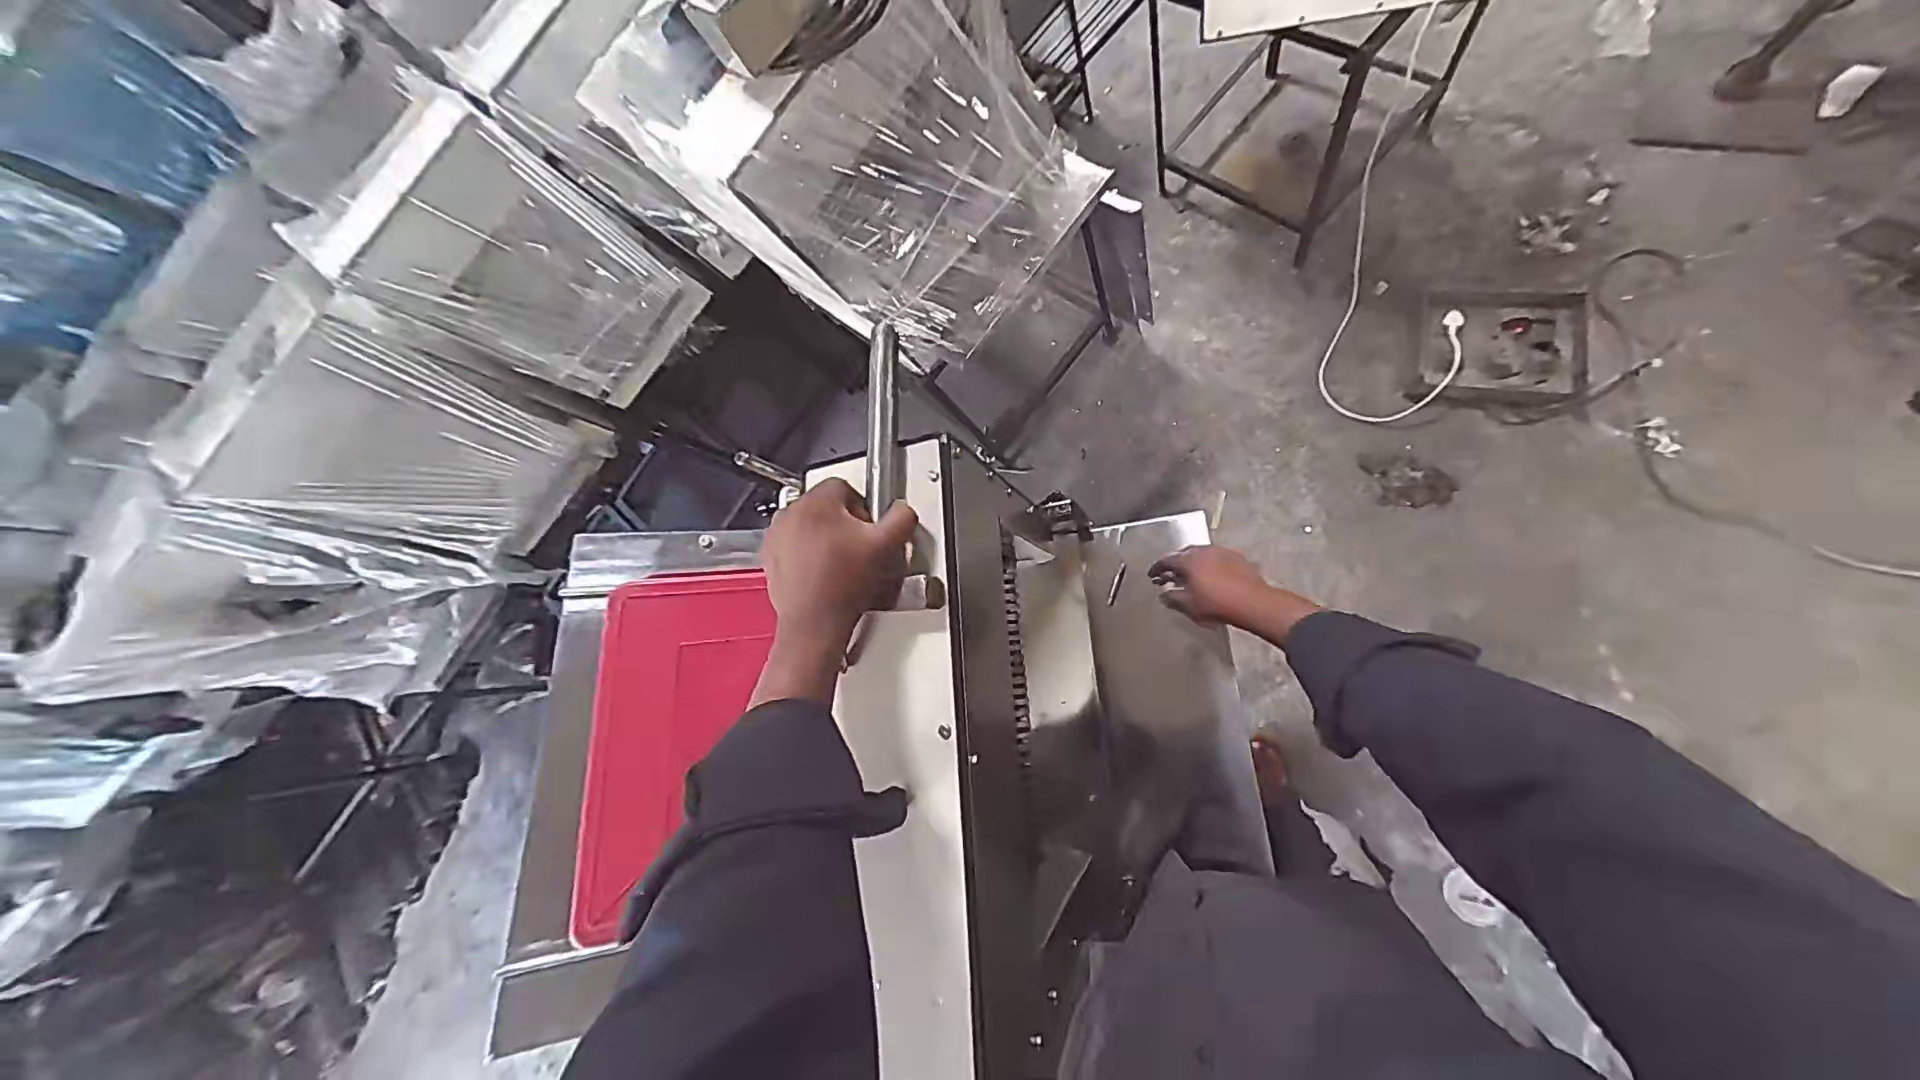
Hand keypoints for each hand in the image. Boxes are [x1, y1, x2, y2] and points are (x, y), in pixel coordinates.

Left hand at [752, 478, 916, 707]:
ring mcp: (778, 536)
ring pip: (809, 524)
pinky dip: (809, 553)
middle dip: (844, 522)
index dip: (863, 507)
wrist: (815, 622)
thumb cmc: (841, 587)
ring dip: (826, 536)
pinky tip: (826, 571)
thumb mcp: (886, 547)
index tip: (869, 526)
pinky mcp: (772, 556)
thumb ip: (901, 519)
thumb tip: (904, 511)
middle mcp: (791, 514)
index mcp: (817, 503)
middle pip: (826, 504)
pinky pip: (795, 544)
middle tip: (859, 546)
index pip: (845, 486)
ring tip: (843, 561)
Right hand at [1148, 545, 1321, 644]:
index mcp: (1188, 560)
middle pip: (1183, 554)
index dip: (1156, 569)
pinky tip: (1210, 576)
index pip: (1165, 561)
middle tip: (1169, 576)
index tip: (1152, 576)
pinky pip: (1215, 558)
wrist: (1254, 602)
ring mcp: (1221, 552)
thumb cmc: (1217, 604)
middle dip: (1174, 565)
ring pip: (1200, 554)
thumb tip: (1163, 594)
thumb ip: (1172, 597)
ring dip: (1192, 564)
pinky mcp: (1236, 557)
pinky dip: (1208, 565)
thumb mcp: (1189, 604)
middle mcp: (1203, 550)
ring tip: (1189, 576)